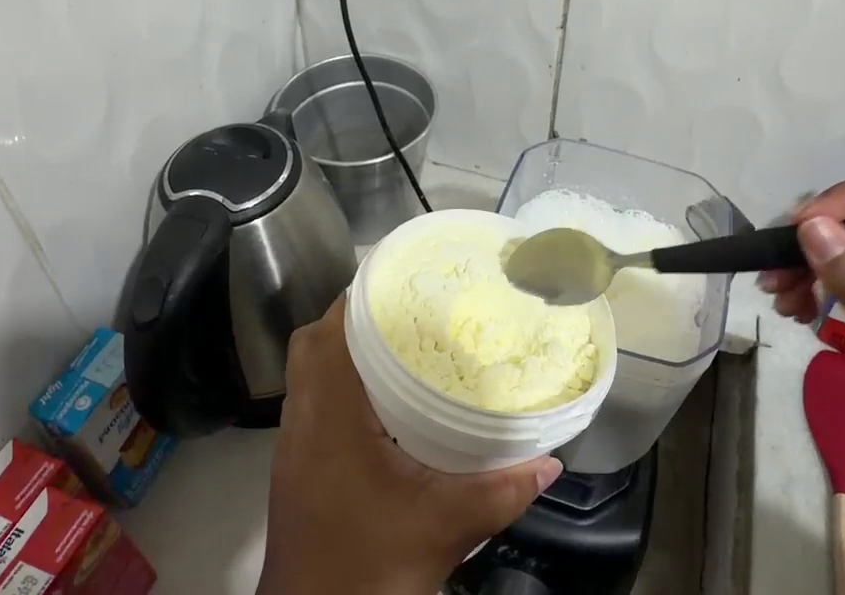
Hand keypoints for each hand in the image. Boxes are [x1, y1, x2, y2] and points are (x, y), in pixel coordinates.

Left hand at [257, 296, 561, 594]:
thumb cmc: (368, 569)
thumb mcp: (443, 529)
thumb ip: (498, 492)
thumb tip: (551, 462)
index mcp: (331, 422)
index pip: (328, 336)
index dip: (357, 299)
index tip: (399, 279)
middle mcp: (304, 423)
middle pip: (312, 344)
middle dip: (352, 314)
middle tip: (406, 305)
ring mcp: (293, 445)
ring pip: (307, 370)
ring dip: (342, 345)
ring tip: (397, 336)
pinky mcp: (295, 465)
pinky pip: (311, 397)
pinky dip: (339, 379)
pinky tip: (381, 394)